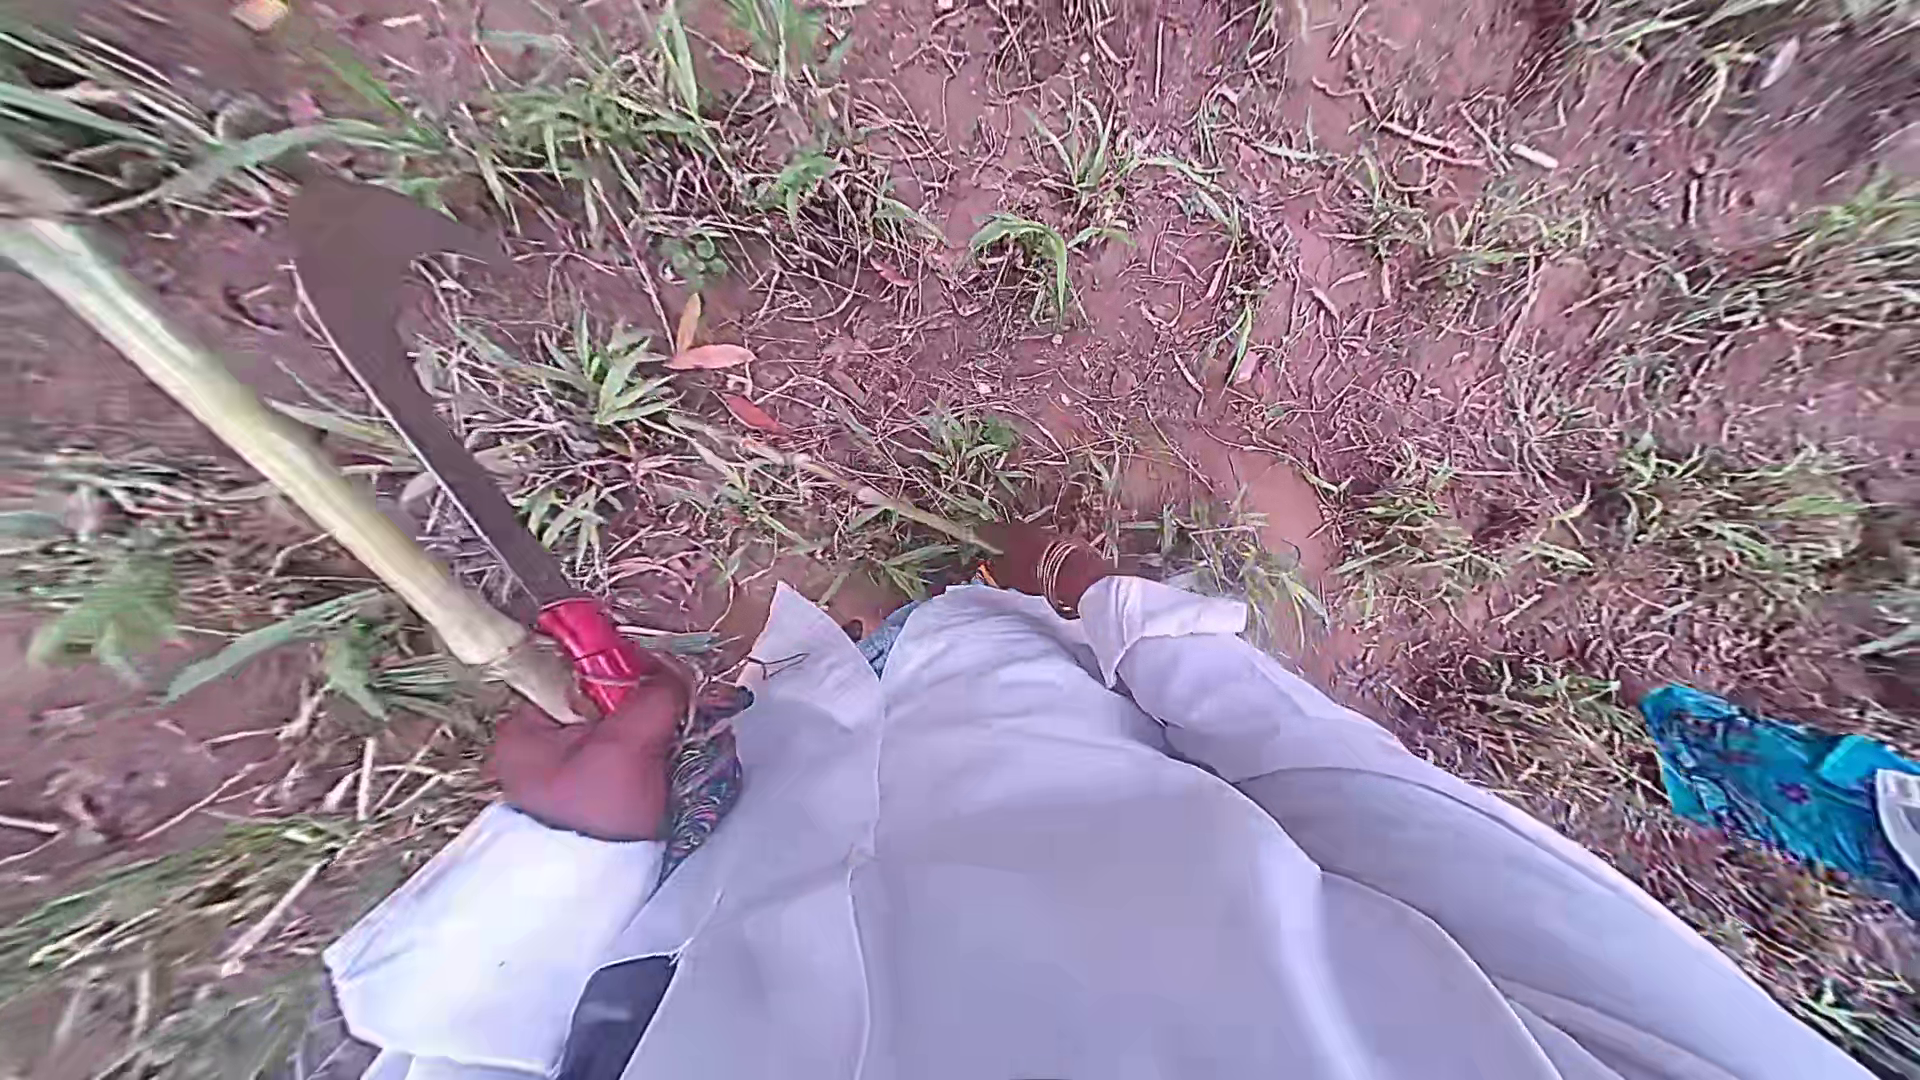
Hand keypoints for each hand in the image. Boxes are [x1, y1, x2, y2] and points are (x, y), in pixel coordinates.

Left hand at [489, 668, 688, 840]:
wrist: (601, 895)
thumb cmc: (598, 816)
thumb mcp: (625, 746)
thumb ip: (653, 696)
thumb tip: (676, 669)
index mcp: (529, 727)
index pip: (581, 670)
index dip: (627, 667)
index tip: (663, 680)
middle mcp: (547, 741)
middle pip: (614, 696)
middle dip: (655, 703)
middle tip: (681, 715)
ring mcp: (576, 766)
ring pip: (633, 721)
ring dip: (666, 727)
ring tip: (684, 742)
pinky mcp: (604, 785)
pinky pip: (641, 747)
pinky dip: (665, 747)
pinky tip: (678, 760)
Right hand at [980, 522, 1114, 612]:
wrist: (1076, 573)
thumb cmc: (1036, 574)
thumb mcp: (1010, 576)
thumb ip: (998, 568)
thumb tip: (992, 563)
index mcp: (1012, 535)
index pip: (992, 531)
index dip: (983, 533)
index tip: (976, 533)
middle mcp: (1030, 529)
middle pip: (1014, 531)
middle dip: (1007, 537)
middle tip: (999, 544)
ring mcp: (1050, 533)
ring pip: (1033, 536)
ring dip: (1026, 543)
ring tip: (1022, 555)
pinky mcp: (1068, 540)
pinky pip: (1049, 543)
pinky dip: (1043, 549)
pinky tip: (1044, 558)